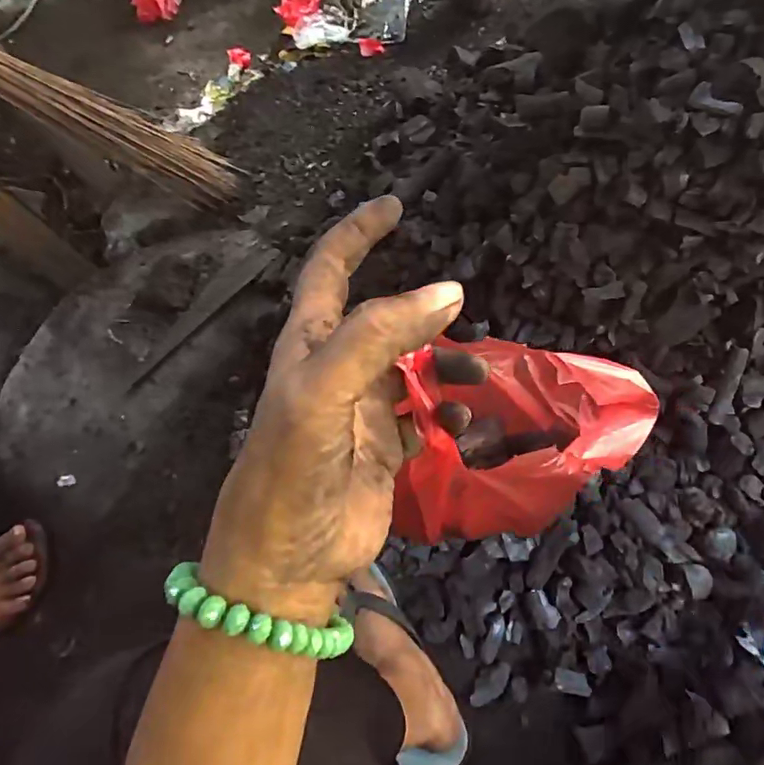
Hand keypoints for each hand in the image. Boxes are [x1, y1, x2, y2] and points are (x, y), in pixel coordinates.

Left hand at [200, 197, 483, 622]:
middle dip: (425, 314)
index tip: (392, 206)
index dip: (356, 234)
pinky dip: (453, 415)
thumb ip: (379, 336)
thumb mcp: (323, 391)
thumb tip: (447, 291)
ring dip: (448, 367)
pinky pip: (429, 416)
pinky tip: (467, 427)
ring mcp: (363, 409)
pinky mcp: (387, 448)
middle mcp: (337, 369)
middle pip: (387, 320)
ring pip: (416, 368)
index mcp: (310, 344)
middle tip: (464, 318)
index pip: (329, 271)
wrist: (287, 558)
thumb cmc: (292, 467)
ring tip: (476, 378)